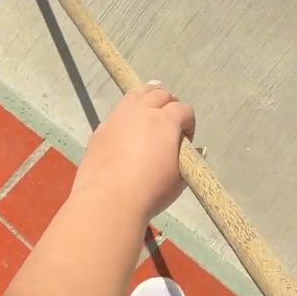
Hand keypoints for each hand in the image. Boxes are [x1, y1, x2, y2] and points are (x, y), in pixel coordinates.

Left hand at [73, 84, 194, 220]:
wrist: (108, 201)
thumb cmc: (150, 191)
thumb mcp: (179, 179)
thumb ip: (188, 160)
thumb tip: (197, 150)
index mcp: (165, 121)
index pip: (184, 110)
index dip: (189, 123)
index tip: (186, 139)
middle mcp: (142, 112)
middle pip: (160, 95)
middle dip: (170, 104)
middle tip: (171, 120)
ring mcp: (118, 118)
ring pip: (135, 94)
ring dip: (147, 96)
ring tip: (150, 105)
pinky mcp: (100, 129)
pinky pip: (117, 113)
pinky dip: (126, 114)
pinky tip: (127, 125)